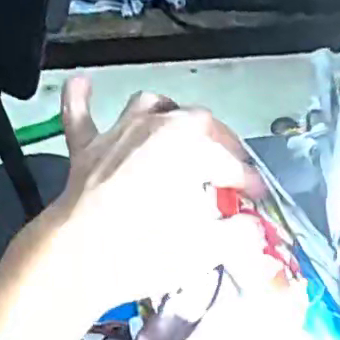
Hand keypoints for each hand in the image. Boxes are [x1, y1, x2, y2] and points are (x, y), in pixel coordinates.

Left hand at [27, 77, 267, 309]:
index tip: (257, 200)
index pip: (230, 163)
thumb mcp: (205, 250)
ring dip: (168, 115)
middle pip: (198, 125)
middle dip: (219, 145)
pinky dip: (84, 98)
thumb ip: (237, 235)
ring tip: (177, 131)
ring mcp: (118, 132)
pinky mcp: (85, 149)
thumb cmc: (147, 250)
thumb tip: (251, 229)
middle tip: (228, 171)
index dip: (248, 183)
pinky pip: (82, 113)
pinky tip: (84, 85)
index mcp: (191, 145)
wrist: (82, 255)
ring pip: (149, 107)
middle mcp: (156, 125)